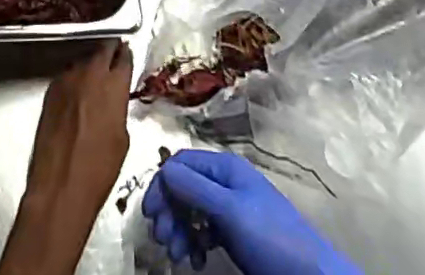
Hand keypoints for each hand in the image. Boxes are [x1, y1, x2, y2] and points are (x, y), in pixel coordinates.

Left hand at [0, 41, 132, 274]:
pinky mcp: (49, 90)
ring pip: (82, 63)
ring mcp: (65, 80)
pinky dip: (75, 78)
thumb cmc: (99, 168)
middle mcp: (88, 76)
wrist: (60, 182)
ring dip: (91, 65)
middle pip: (100, 52)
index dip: (126, 54)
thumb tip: (113, 99)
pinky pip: (67, 76)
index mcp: (112, 87)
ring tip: (97, 72)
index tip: (128, 50)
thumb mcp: (122, 138)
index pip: (122, 59)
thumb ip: (118, 108)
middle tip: (115, 50)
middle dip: (109, 50)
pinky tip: (78, 89)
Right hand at [142, 149, 360, 274]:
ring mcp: (231, 209)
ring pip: (191, 211)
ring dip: (178, 230)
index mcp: (224, 168)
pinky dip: (194, 243)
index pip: (179, 163)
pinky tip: (195, 261)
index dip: (161, 185)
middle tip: (162, 239)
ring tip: (177, 255)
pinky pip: (204, 231)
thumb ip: (194, 187)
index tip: (150, 214)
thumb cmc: (273, 241)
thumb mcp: (231, 211)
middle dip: (169, 212)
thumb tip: (162, 170)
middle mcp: (225, 183)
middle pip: (182, 187)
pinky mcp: (236, 235)